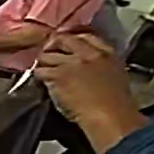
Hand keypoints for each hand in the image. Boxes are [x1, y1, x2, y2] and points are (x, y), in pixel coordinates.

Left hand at [33, 32, 147, 153]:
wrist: (111, 118)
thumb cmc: (114, 104)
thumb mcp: (113, 74)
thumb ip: (96, 63)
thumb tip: (75, 60)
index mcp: (108, 54)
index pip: (85, 35)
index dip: (69, 40)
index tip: (62, 47)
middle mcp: (90, 54)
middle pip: (62, 39)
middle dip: (51, 47)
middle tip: (48, 59)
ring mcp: (73, 63)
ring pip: (46, 56)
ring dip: (43, 65)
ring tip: (48, 76)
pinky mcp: (58, 75)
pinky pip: (39, 71)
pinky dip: (39, 78)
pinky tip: (45, 84)